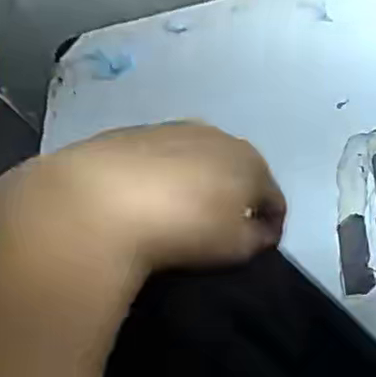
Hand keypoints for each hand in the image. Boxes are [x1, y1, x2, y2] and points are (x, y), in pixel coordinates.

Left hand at [0, 121, 286, 273]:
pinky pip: (160, 160)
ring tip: (183, 215)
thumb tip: (263, 229)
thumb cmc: (187, 229)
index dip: (272, 226)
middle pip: (238, 172)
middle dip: (236, 197)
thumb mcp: (239, 247)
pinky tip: (150, 201)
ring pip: (198, 160)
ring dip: (199, 183)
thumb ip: (261, 238)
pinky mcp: (128, 132)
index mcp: (251, 161)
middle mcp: (216, 135)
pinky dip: (164, 177)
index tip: (261, 247)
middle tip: (223, 229)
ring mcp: (170, 128)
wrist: (100, 204)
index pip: (275, 199)